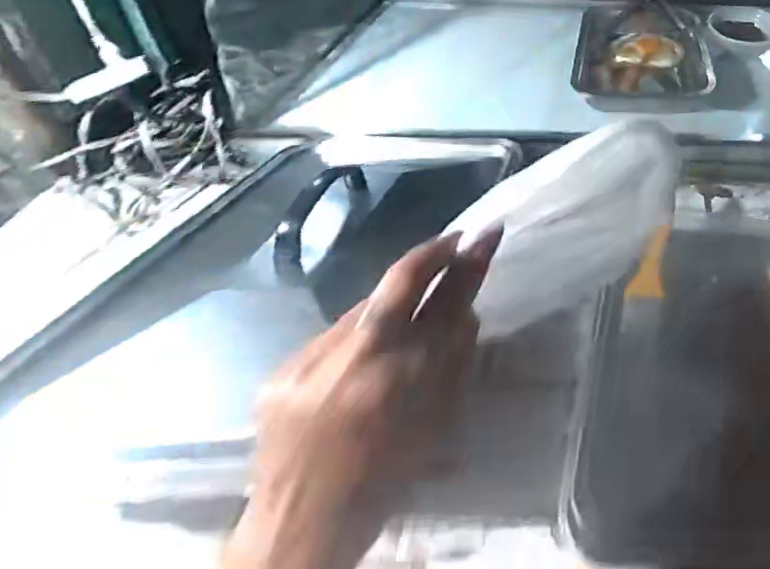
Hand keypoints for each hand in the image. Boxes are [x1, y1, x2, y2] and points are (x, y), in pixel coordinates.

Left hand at [223, 228, 501, 568]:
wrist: (293, 532)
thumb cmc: (378, 488)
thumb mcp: (433, 431)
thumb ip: (454, 367)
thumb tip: (468, 313)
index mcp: (399, 383)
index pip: (445, 304)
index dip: (469, 266)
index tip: (486, 235)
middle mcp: (354, 361)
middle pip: (398, 280)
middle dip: (432, 252)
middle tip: (456, 238)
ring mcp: (312, 360)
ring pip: (364, 307)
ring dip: (391, 303)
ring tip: (405, 314)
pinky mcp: (283, 368)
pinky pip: (333, 335)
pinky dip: (357, 336)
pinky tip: (361, 358)